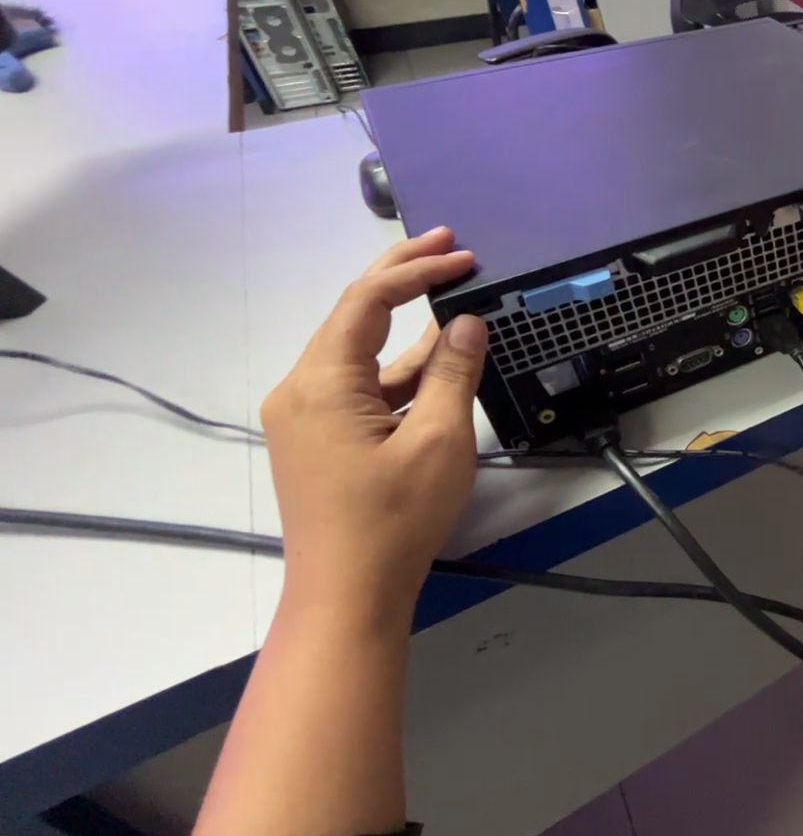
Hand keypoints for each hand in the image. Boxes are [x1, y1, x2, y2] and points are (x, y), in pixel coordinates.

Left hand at [261, 228, 486, 626]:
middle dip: (401, 276)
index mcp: (321, 384)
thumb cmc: (395, 515)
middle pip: (354, 315)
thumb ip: (452, 372)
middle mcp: (304, 389)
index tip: (465, 257)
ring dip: (409, 324)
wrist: (350, 591)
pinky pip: (369, 384)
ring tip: (454, 292)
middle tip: (449, 244)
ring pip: (365, 352)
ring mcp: (313, 414)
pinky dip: (406, 365)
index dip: (416, 272)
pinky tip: (442, 354)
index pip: (365, 304)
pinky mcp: (328, 435)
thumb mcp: (439, 439)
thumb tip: (465, 321)